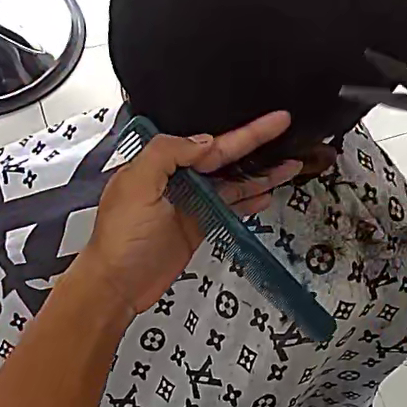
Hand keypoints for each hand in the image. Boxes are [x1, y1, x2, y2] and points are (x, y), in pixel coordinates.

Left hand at [73, 111, 301, 313]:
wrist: (118, 284)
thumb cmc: (119, 240)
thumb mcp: (137, 186)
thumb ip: (166, 155)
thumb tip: (203, 142)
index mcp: (161, 164)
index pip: (210, 143)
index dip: (243, 133)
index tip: (269, 122)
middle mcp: (179, 180)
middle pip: (226, 159)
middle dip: (257, 145)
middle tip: (284, 130)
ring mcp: (192, 204)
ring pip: (233, 183)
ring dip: (260, 174)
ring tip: (288, 166)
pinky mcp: (200, 225)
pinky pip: (230, 208)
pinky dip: (249, 201)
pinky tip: (266, 194)